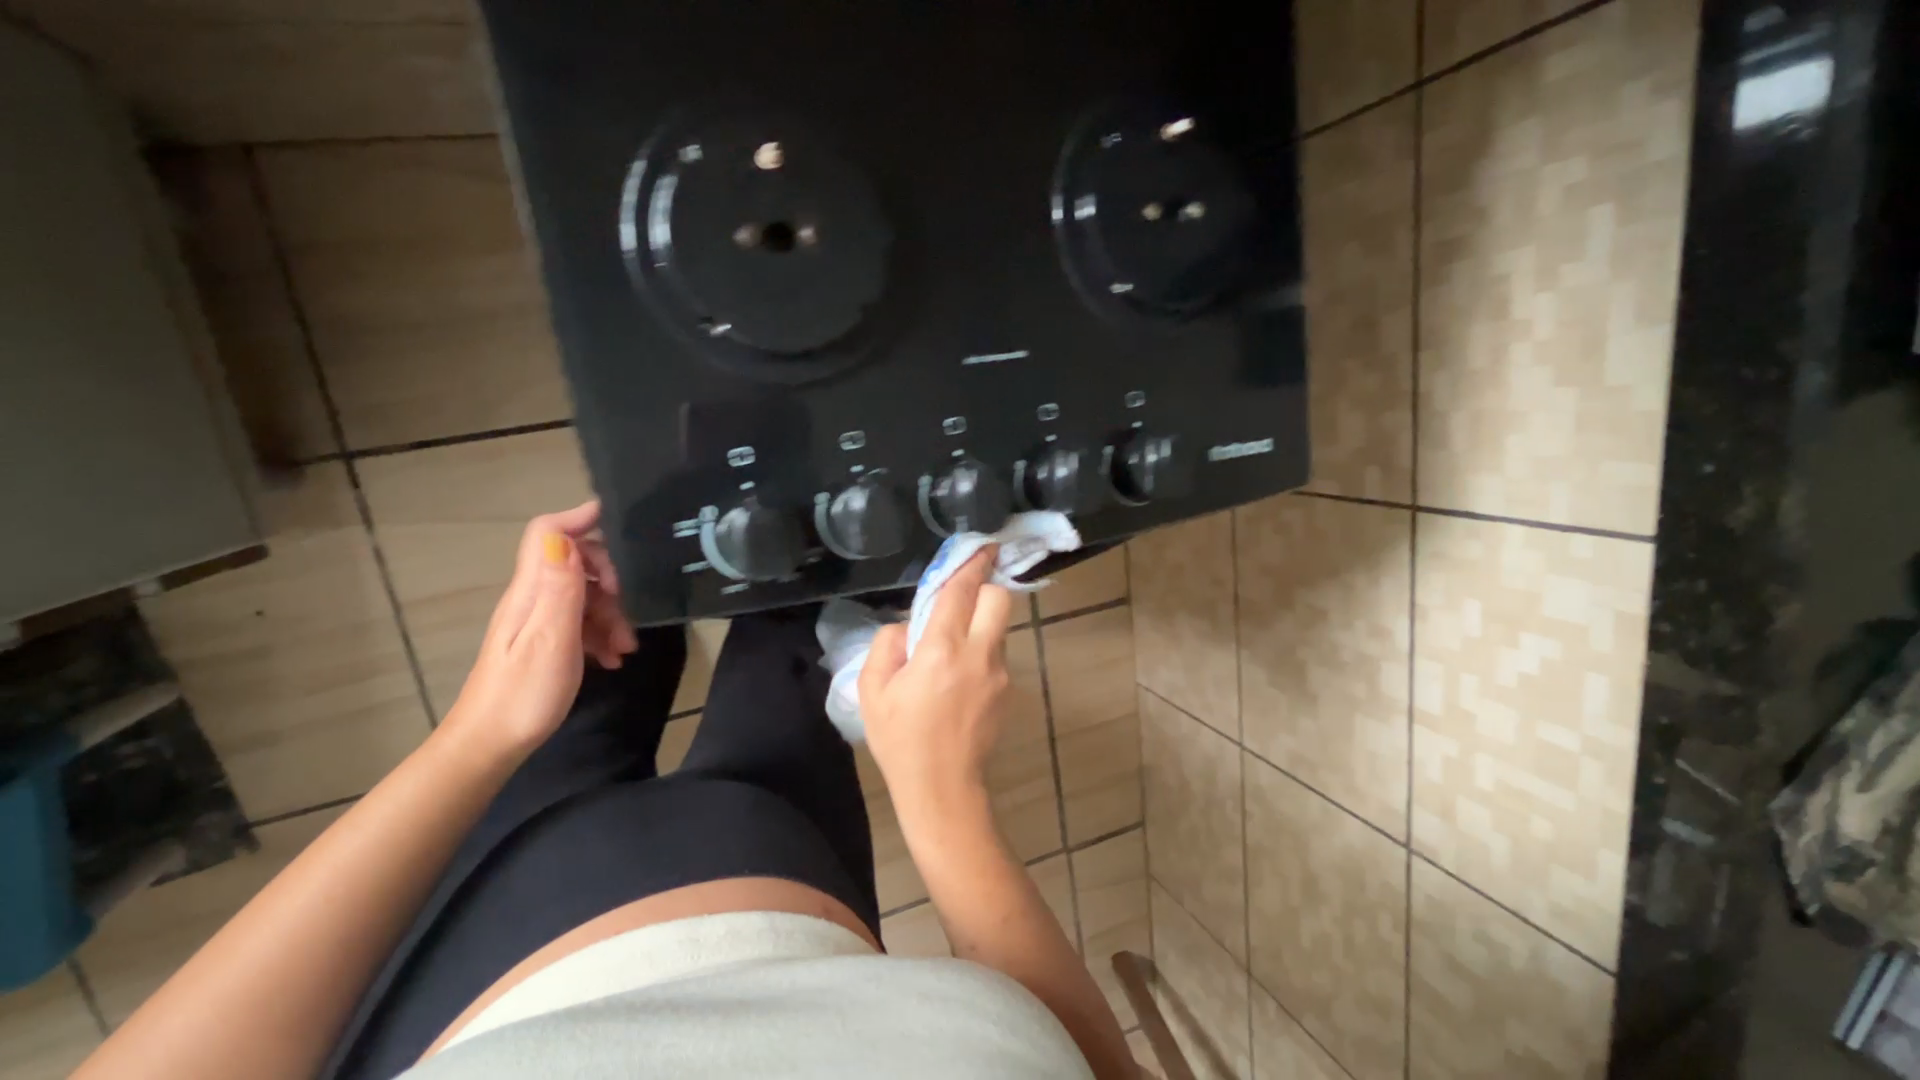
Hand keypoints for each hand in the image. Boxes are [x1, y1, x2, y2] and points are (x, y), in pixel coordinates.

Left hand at [444, 500, 639, 757]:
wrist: (488, 746)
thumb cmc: (523, 695)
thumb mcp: (550, 640)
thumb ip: (560, 587)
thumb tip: (563, 535)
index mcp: (530, 591)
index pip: (548, 533)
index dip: (581, 518)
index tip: (622, 521)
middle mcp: (531, 598)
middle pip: (573, 560)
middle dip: (609, 576)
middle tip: (630, 605)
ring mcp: (536, 621)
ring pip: (581, 594)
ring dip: (610, 612)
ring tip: (626, 647)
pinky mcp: (543, 644)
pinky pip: (578, 622)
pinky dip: (600, 633)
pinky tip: (612, 658)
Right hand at [858, 548, 1013, 819]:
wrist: (942, 789)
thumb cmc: (901, 740)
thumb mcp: (873, 691)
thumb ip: (888, 645)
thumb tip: (908, 627)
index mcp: (942, 651)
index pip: (961, 592)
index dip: (970, 565)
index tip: (981, 546)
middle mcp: (979, 655)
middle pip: (1000, 600)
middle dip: (984, 591)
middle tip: (961, 602)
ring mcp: (1000, 675)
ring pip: (999, 630)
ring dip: (979, 627)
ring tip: (948, 657)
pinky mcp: (1009, 693)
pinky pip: (996, 658)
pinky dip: (981, 656)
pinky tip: (958, 685)